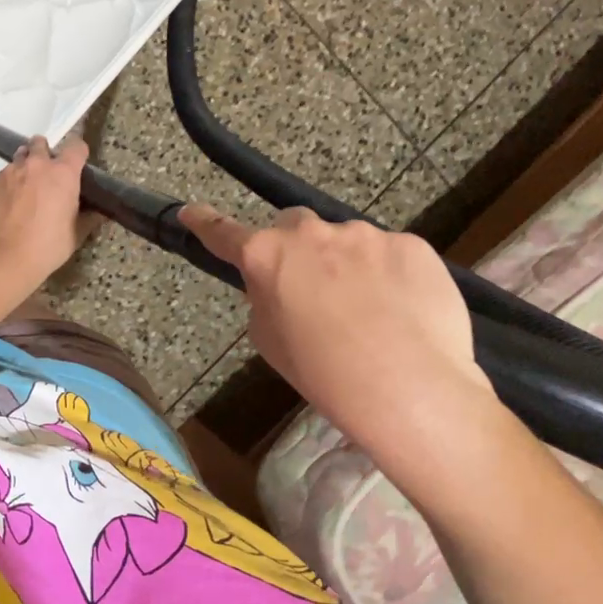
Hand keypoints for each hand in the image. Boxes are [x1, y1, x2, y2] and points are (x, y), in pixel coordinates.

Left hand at [0, 135, 94, 271]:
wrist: (7, 254)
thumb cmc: (49, 244)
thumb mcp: (76, 233)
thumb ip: (88, 217)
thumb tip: (99, 212)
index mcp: (63, 173)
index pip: (76, 146)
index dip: (78, 151)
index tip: (78, 161)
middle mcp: (37, 164)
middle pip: (41, 143)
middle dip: (45, 152)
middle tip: (48, 172)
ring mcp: (13, 169)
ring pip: (21, 155)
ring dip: (26, 163)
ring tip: (28, 183)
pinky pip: (6, 172)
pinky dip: (11, 179)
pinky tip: (11, 198)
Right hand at [178, 204, 491, 449]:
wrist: (412, 391)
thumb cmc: (324, 374)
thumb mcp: (270, 340)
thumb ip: (266, 298)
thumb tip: (282, 285)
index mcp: (265, 256)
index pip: (222, 232)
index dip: (203, 221)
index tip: (190, 212)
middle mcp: (309, 233)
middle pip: (293, 226)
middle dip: (298, 248)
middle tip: (314, 288)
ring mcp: (364, 235)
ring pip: (348, 242)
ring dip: (350, 264)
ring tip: (375, 312)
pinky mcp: (412, 246)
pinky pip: (392, 254)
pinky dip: (393, 275)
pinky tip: (406, 311)